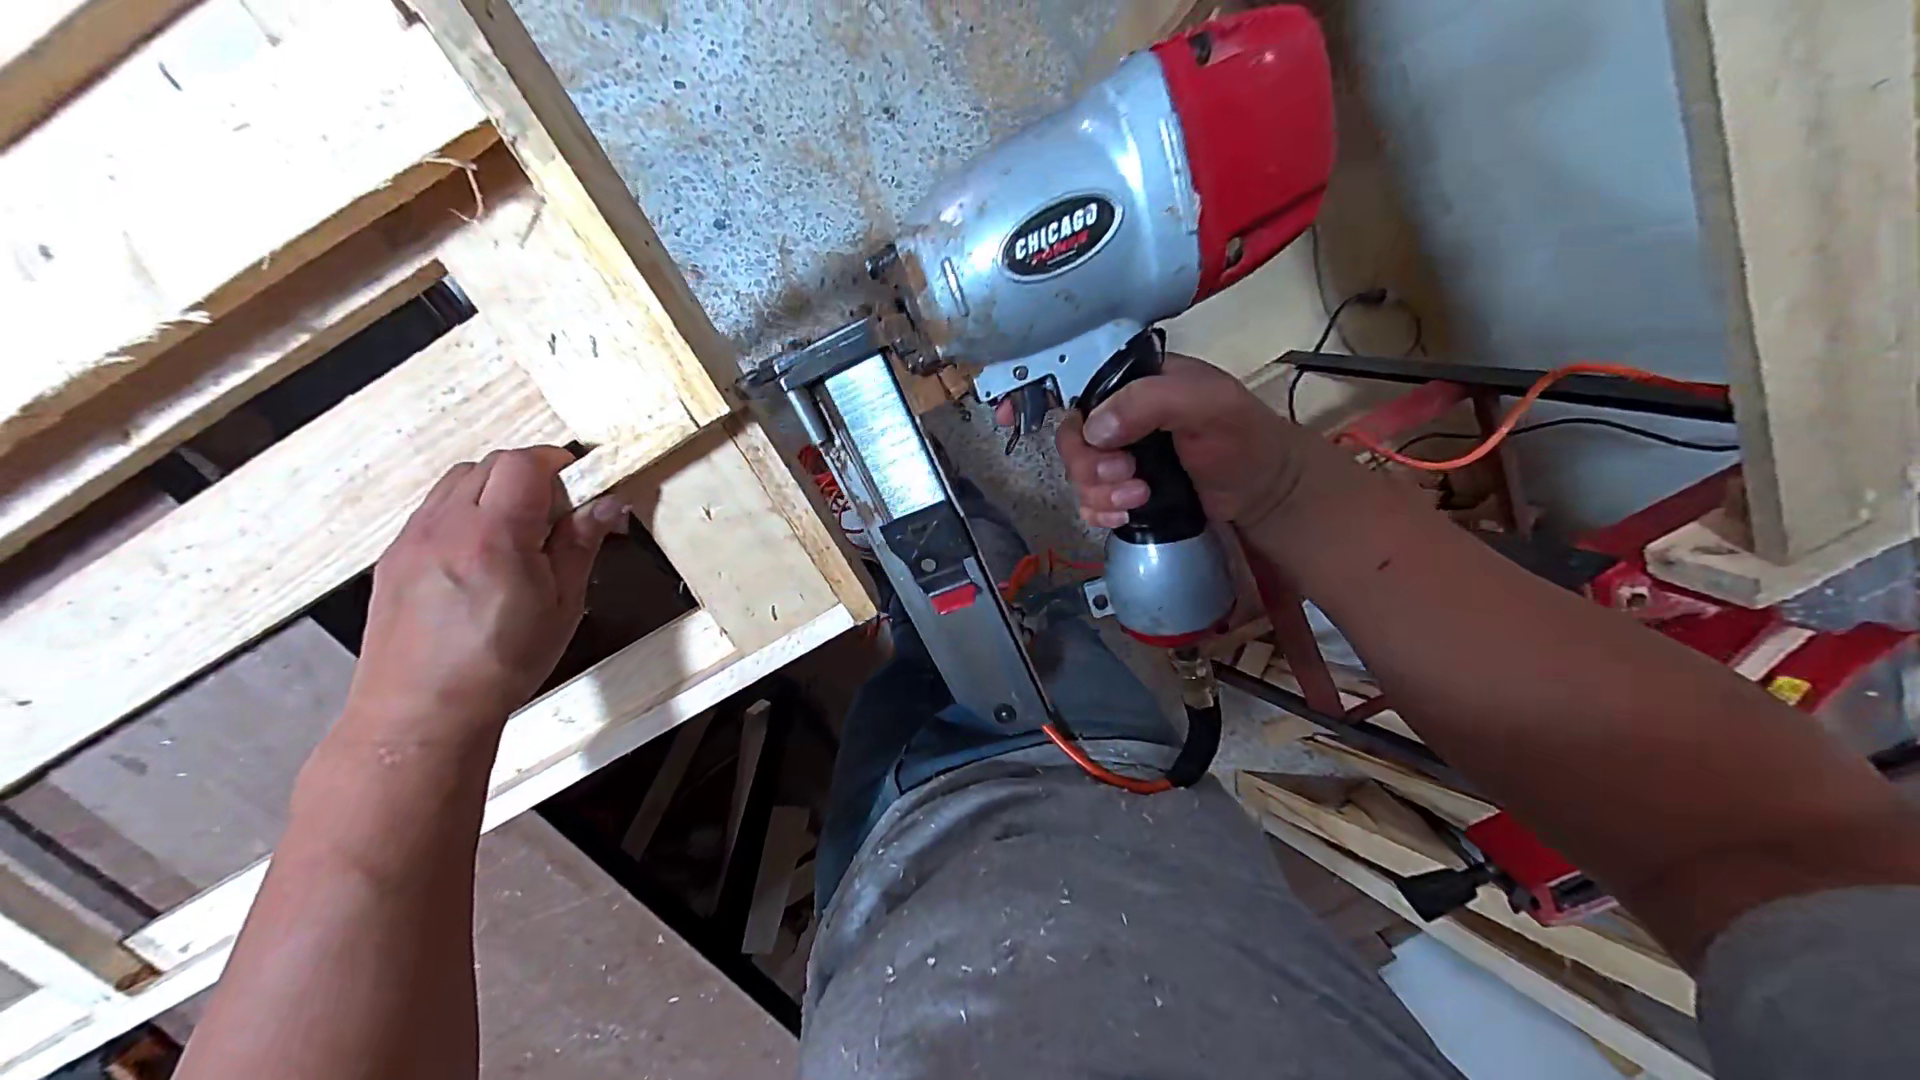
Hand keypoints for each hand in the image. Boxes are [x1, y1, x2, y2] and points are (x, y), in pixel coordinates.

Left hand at [343, 446, 627, 741]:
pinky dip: (468, 510)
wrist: (422, 711)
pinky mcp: (395, 555)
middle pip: (492, 463)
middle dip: (533, 475)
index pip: (525, 463)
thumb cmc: (498, 665)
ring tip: (523, 532)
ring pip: (460, 480)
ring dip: (498, 489)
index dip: (560, 463)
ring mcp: (413, 539)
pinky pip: (436, 508)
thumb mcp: (563, 604)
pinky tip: (487, 551)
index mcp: (494, 537)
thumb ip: (581, 544)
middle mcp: (445, 527)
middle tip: (562, 513)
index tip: (583, 483)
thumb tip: (603, 506)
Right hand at [1042, 354, 1341, 531]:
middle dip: (1089, 464)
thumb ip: (1151, 403)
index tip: (1004, 416)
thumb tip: (1095, 430)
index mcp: (1134, 381)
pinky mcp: (1121, 489)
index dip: (1036, 393)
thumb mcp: (1206, 405)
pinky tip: (1122, 516)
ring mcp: (1119, 454)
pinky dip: (1098, 511)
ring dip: (1098, 492)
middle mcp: (1119, 414)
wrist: (1263, 492)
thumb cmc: (1243, 438)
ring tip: (1136, 499)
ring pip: (1076, 473)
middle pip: (1070, 436)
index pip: (1076, 380)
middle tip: (1125, 477)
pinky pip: (1088, 501)